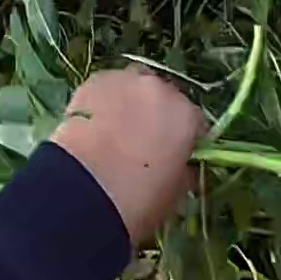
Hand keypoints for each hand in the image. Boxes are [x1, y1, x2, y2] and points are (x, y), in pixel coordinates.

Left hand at [48, 66, 203, 243]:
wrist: (86, 188)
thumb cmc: (138, 199)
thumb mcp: (175, 192)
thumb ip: (182, 169)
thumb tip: (179, 163)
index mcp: (185, 116)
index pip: (194, 121)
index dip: (185, 137)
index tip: (175, 152)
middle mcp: (159, 89)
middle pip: (163, 97)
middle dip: (156, 114)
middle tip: (142, 140)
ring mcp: (126, 80)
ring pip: (133, 86)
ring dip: (130, 101)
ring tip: (114, 128)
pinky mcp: (95, 79)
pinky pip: (106, 87)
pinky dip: (104, 100)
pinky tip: (94, 122)